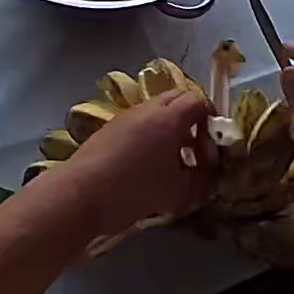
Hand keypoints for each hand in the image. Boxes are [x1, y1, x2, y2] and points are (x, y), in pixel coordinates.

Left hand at [52, 90, 215, 237]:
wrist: (81, 194)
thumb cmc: (135, 190)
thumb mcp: (178, 192)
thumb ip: (200, 180)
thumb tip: (207, 175)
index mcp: (170, 117)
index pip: (199, 101)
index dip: (211, 119)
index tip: (212, 145)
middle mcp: (149, 109)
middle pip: (178, 98)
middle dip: (191, 119)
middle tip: (195, 147)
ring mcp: (126, 116)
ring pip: (156, 110)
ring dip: (170, 127)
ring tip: (171, 160)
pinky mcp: (109, 128)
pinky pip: (139, 121)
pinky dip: (150, 134)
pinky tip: (146, 164)